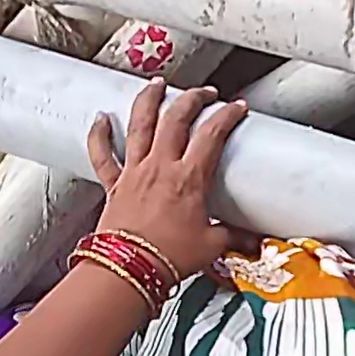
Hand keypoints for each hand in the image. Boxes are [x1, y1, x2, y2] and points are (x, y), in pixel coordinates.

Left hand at [86, 80, 247, 276]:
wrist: (128, 271)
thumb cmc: (168, 258)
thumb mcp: (212, 245)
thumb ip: (233, 236)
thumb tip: (254, 242)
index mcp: (189, 178)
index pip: (213, 134)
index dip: (227, 116)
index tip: (237, 107)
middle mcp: (160, 167)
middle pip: (176, 119)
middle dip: (193, 98)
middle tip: (204, 92)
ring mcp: (135, 172)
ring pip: (140, 125)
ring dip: (148, 100)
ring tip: (156, 84)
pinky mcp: (114, 185)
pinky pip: (102, 154)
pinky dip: (99, 134)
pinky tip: (100, 118)